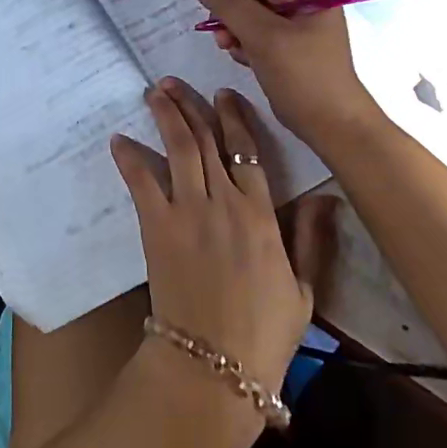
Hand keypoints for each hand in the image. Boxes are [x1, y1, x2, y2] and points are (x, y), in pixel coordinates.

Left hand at [110, 77, 335, 398]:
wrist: (214, 365)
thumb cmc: (263, 333)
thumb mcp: (304, 290)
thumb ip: (312, 239)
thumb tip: (327, 198)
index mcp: (262, 215)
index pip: (248, 152)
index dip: (235, 119)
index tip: (223, 94)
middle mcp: (225, 203)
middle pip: (207, 141)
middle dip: (190, 106)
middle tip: (172, 82)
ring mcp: (189, 212)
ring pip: (179, 149)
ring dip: (165, 117)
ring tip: (154, 93)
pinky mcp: (157, 227)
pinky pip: (142, 182)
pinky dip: (130, 158)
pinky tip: (119, 139)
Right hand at [185, 0, 381, 142]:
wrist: (332, 126)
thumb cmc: (304, 78)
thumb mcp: (262, 36)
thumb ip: (226, 3)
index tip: (234, 12)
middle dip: (233, 8)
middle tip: (225, 36)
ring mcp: (296, 21)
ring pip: (250, 7)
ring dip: (234, 27)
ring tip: (233, 49)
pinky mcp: (288, 42)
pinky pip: (256, 28)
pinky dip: (244, 40)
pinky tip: (244, 58)